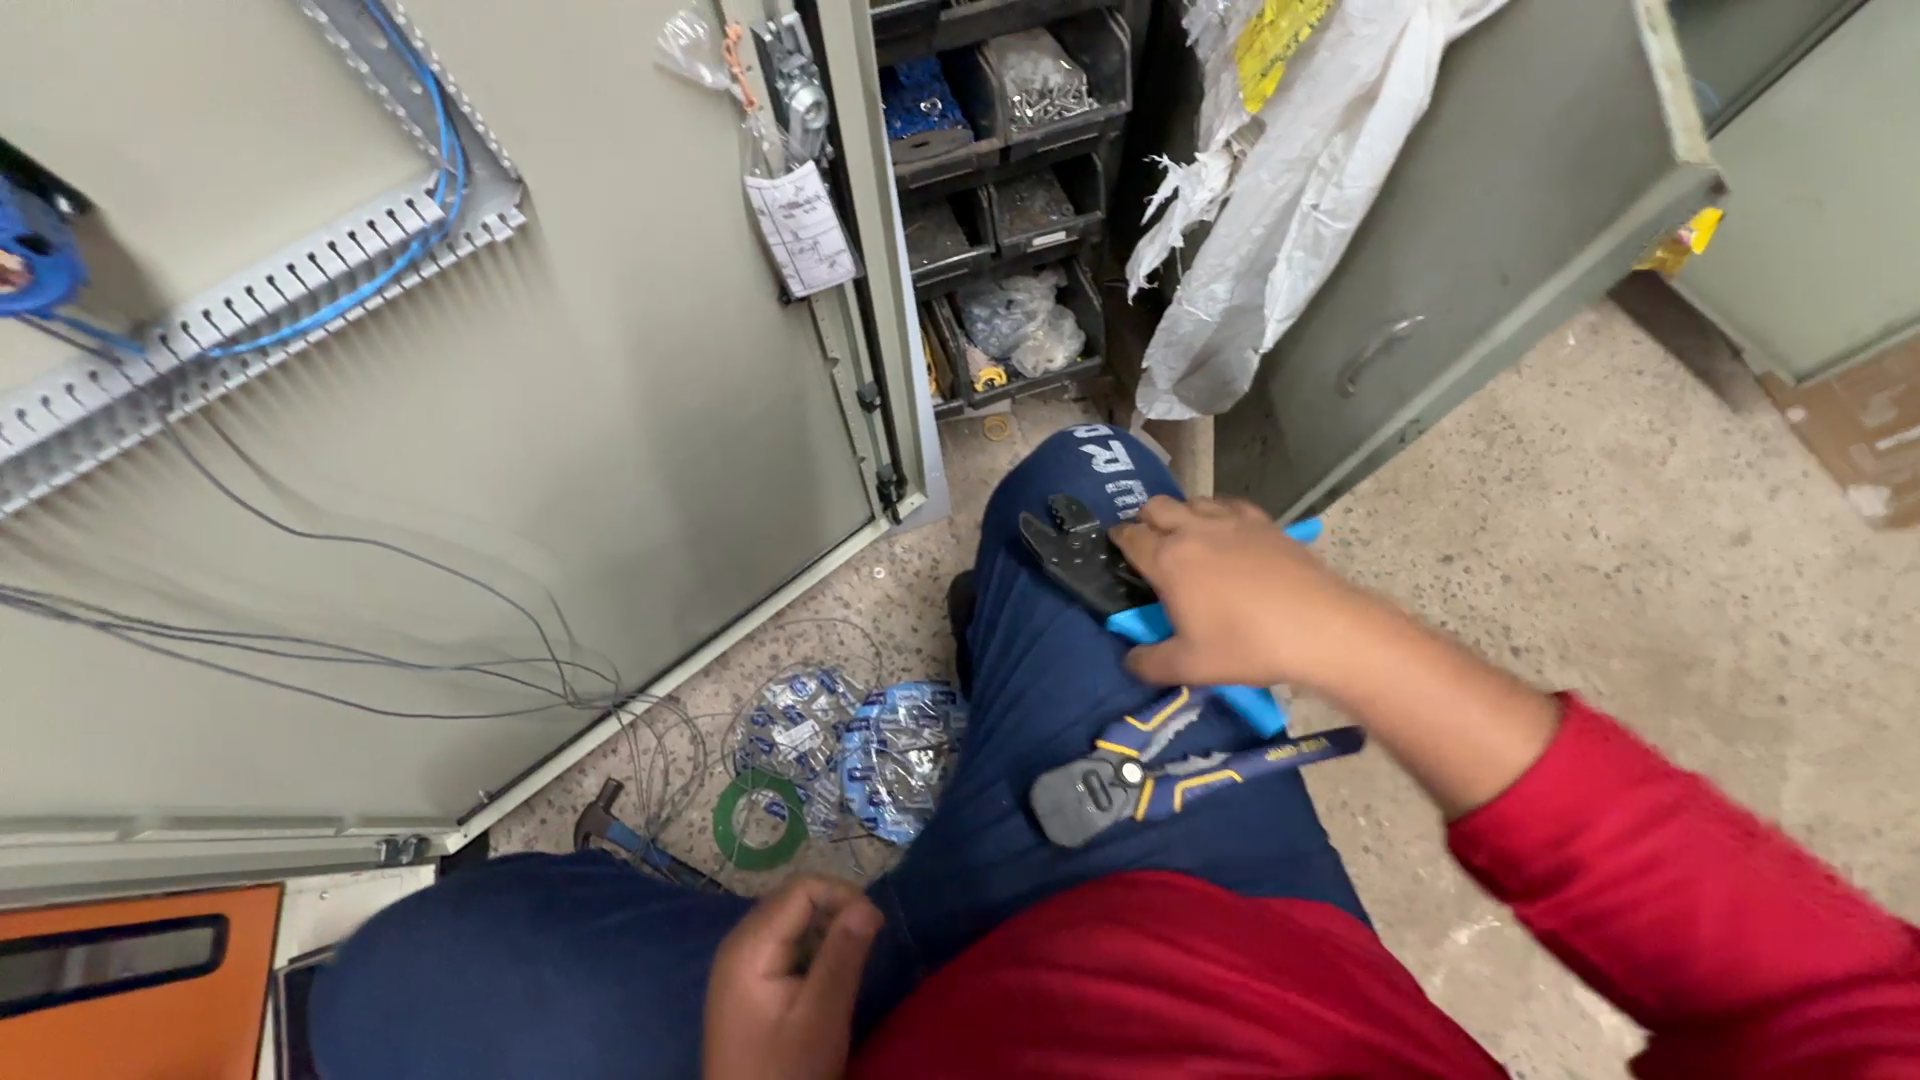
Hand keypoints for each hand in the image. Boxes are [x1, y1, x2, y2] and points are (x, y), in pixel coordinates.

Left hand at [703, 876, 882, 1079]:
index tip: (876, 925)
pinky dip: (812, 948)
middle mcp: (738, 943)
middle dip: (835, 910)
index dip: (842, 895)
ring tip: (851, 960)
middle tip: (868, 940)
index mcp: (749, 946)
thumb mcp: (821, 1017)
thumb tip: (868, 904)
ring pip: (791, 919)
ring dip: (825, 929)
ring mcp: (739, 962)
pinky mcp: (747, 981)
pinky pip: (784, 943)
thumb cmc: (786, 1075)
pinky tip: (827, 976)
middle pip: (794, 899)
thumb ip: (843, 956)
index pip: (801, 889)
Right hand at [1110, 495, 1391, 692]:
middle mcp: (1194, 530)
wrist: (1321, 628)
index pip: (1130, 537)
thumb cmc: (1247, 646)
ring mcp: (1231, 521)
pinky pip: (1229, 504)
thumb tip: (1130, 661)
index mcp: (1168, 560)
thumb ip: (1150, 664)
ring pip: (1192, 500)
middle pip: (1156, 506)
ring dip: (1181, 513)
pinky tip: (1227, 533)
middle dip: (1145, 520)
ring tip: (1187, 537)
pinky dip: (1217, 513)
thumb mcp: (1190, 666)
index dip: (1119, 540)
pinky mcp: (1264, 522)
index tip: (1118, 548)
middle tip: (1150, 543)